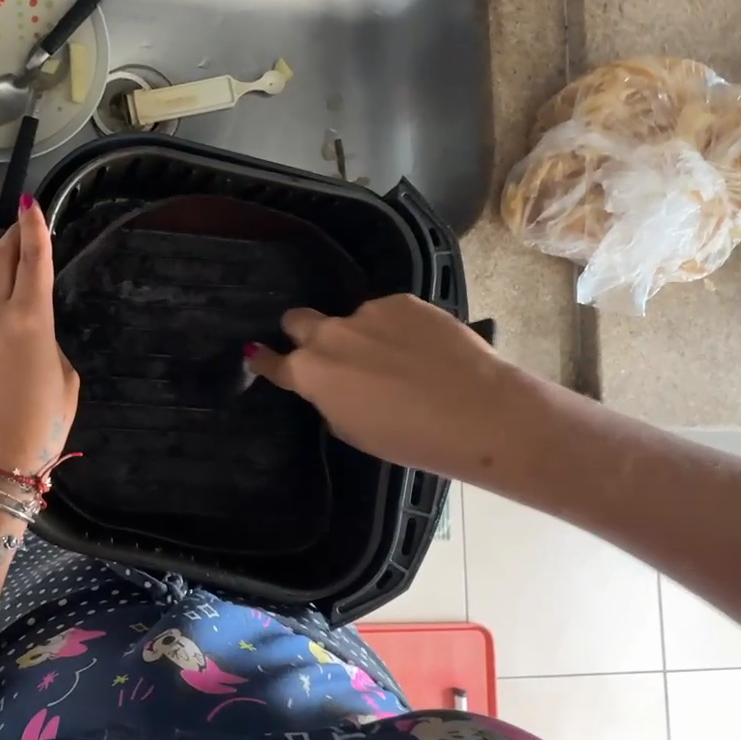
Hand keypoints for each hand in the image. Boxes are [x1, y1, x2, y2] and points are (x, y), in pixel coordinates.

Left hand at [0, 197, 79, 475]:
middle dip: (11, 241)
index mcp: (28, 320)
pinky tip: (4, 371)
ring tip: (25, 342)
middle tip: (21, 224)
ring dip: (5, 302)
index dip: (34, 229)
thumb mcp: (65, 380)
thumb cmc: (41, 425)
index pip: (34, 261)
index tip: (30, 202)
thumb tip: (32, 337)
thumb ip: (49, 345)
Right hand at [246, 295, 545, 478]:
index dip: (266, 360)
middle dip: (304, 332)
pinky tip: (426, 350)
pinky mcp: (402, 301)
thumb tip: (331, 384)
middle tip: (333, 354)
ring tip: (403, 361)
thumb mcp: (353, 431)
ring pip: (352, 320)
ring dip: (365, 336)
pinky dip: (399, 328)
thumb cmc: (410, 438)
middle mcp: (329, 335)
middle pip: (297, 319)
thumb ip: (329, 400)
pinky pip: (389, 313)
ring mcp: (365, 313)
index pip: (271, 361)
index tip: (261, 357)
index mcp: (310, 373)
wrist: (479, 413)